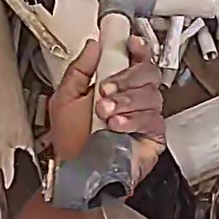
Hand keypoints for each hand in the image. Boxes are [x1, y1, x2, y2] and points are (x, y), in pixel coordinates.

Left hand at [48, 36, 165, 186]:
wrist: (76, 173)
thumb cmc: (70, 143)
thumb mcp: (65, 99)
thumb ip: (79, 70)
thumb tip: (93, 45)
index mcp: (114, 85)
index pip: (135, 59)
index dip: (137, 49)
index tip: (130, 45)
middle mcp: (132, 98)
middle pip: (148, 72)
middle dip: (127, 78)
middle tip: (106, 90)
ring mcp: (145, 116)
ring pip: (151, 94)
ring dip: (125, 101)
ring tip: (105, 114)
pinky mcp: (153, 136)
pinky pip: (153, 119)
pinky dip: (133, 119)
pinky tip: (117, 126)